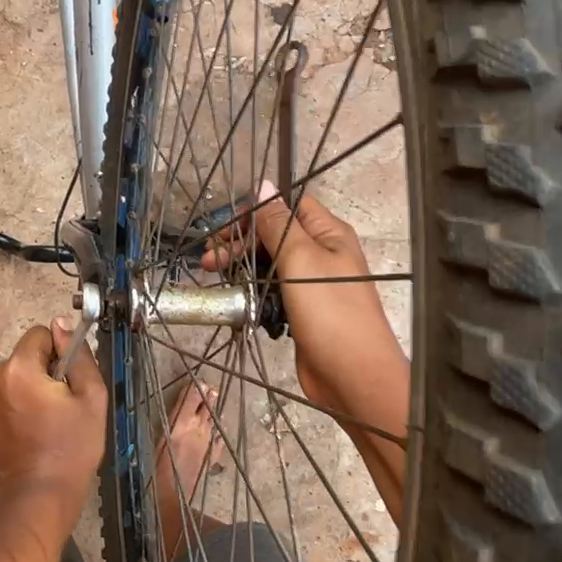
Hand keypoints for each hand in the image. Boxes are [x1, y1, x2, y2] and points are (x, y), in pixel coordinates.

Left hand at [0, 319, 107, 507]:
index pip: (39, 335)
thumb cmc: (70, 449)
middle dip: (41, 374)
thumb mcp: (91, 398)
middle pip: (23, 359)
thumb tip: (61, 325)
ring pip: (10, 381)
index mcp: (17, 369)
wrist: (37, 498)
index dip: (59, 353)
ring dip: (25, 392)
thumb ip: (78, 356)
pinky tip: (27, 436)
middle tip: (60, 407)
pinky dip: (12, 411)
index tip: (68, 381)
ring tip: (44, 425)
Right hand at [204, 180, 406, 410]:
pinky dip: (249, 289)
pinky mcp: (299, 309)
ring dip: (239, 265)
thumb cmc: (330, 312)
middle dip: (239, 242)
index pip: (287, 205)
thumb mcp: (301, 259)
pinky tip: (232, 294)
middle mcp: (320, 253)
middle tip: (209, 258)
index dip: (255, 211)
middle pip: (272, 234)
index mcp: (328, 234)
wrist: (352, 375)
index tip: (224, 228)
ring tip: (211, 274)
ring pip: (267, 263)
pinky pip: (269, 289)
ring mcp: (310, 283)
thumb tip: (263, 185)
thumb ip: (278, 223)